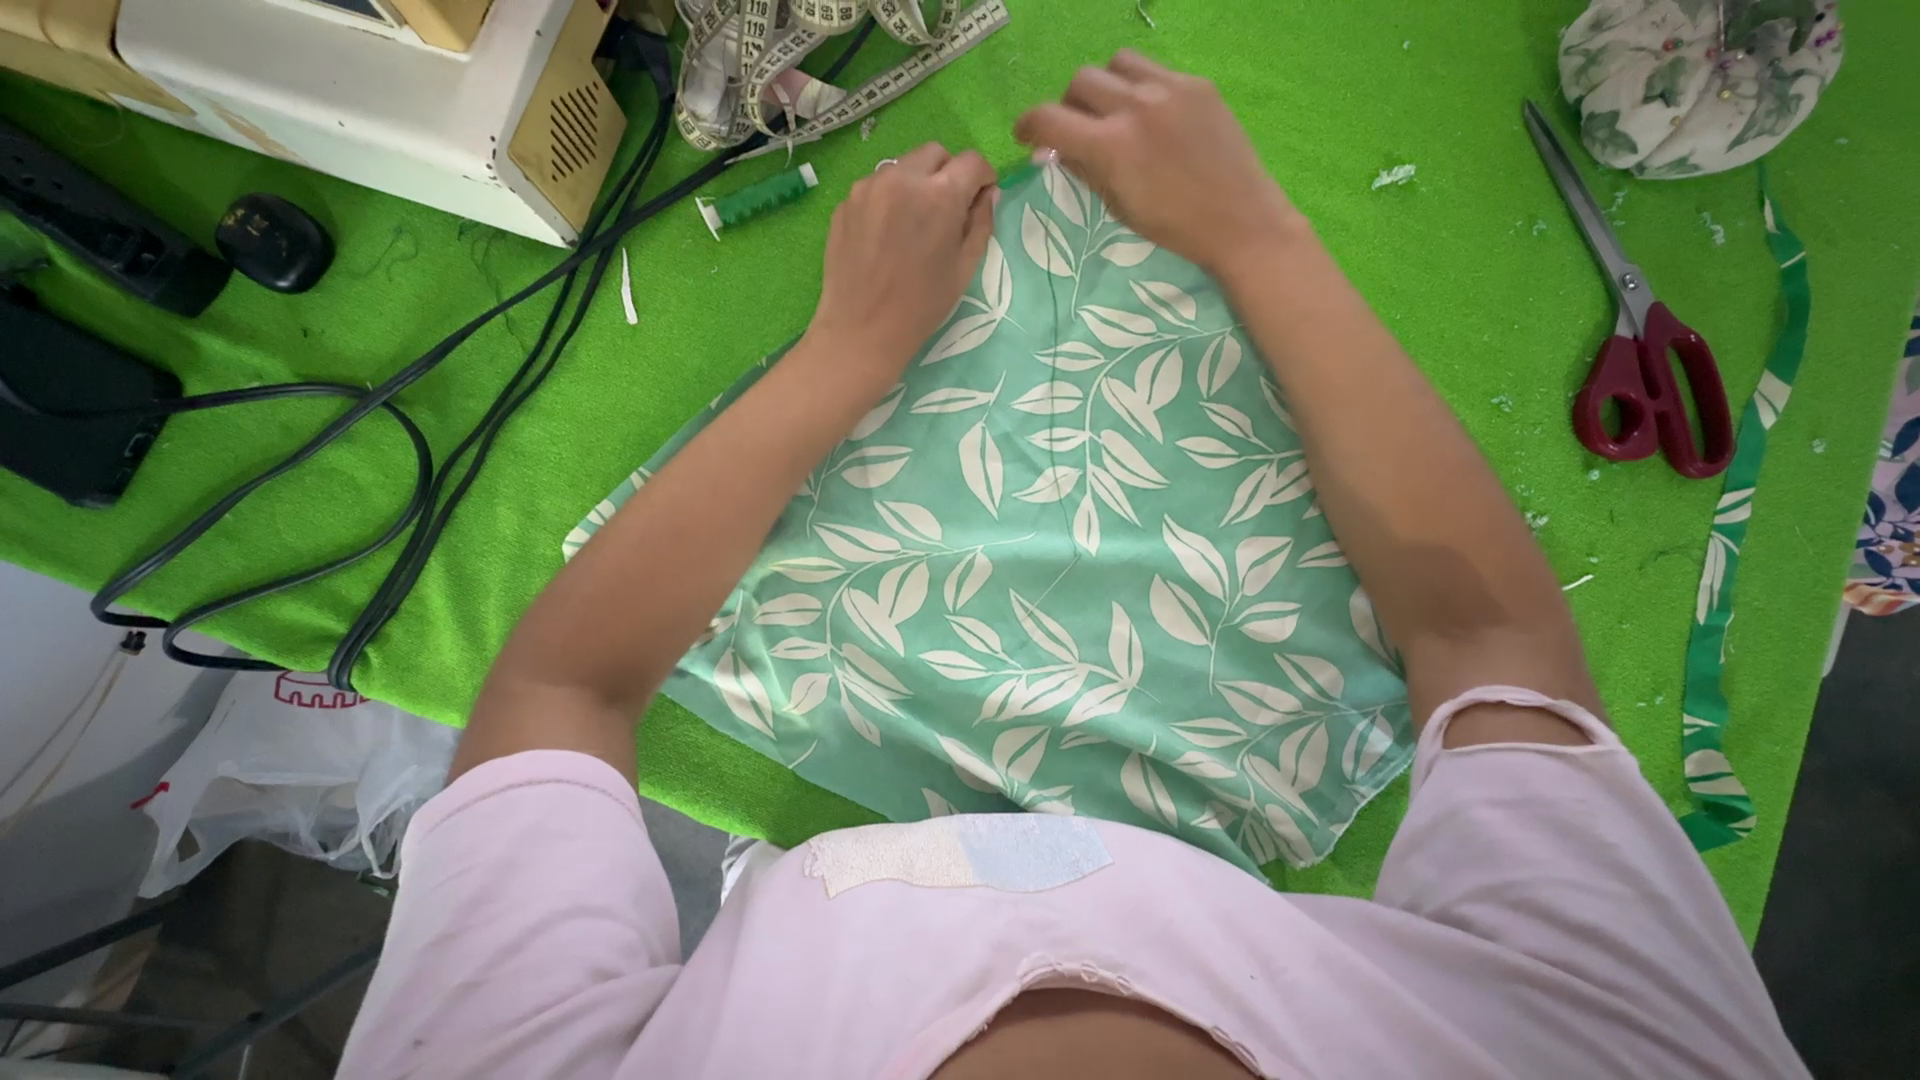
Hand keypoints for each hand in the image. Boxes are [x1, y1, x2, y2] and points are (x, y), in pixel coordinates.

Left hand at [803, 143, 997, 376]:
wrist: (862, 329)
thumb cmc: (922, 306)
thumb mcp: (964, 268)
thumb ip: (981, 223)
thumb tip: (987, 194)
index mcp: (939, 195)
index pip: (971, 161)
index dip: (982, 177)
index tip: (980, 197)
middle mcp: (902, 178)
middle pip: (934, 153)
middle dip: (947, 173)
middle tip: (947, 209)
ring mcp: (868, 187)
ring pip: (902, 167)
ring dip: (915, 184)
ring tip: (912, 224)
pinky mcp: (846, 202)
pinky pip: (876, 188)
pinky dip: (888, 201)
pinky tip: (886, 237)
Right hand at [1014, 51, 1304, 276]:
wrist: (1239, 219)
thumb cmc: (1173, 226)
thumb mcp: (1117, 206)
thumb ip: (1084, 169)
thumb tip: (1056, 150)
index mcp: (1111, 146)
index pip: (1049, 119)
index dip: (1027, 126)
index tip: (1025, 136)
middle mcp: (1136, 106)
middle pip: (1079, 82)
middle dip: (1068, 106)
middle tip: (1077, 130)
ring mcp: (1170, 89)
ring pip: (1115, 64)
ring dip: (1104, 86)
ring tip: (1114, 113)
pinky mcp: (1196, 85)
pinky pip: (1153, 71)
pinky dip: (1140, 88)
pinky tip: (1152, 117)